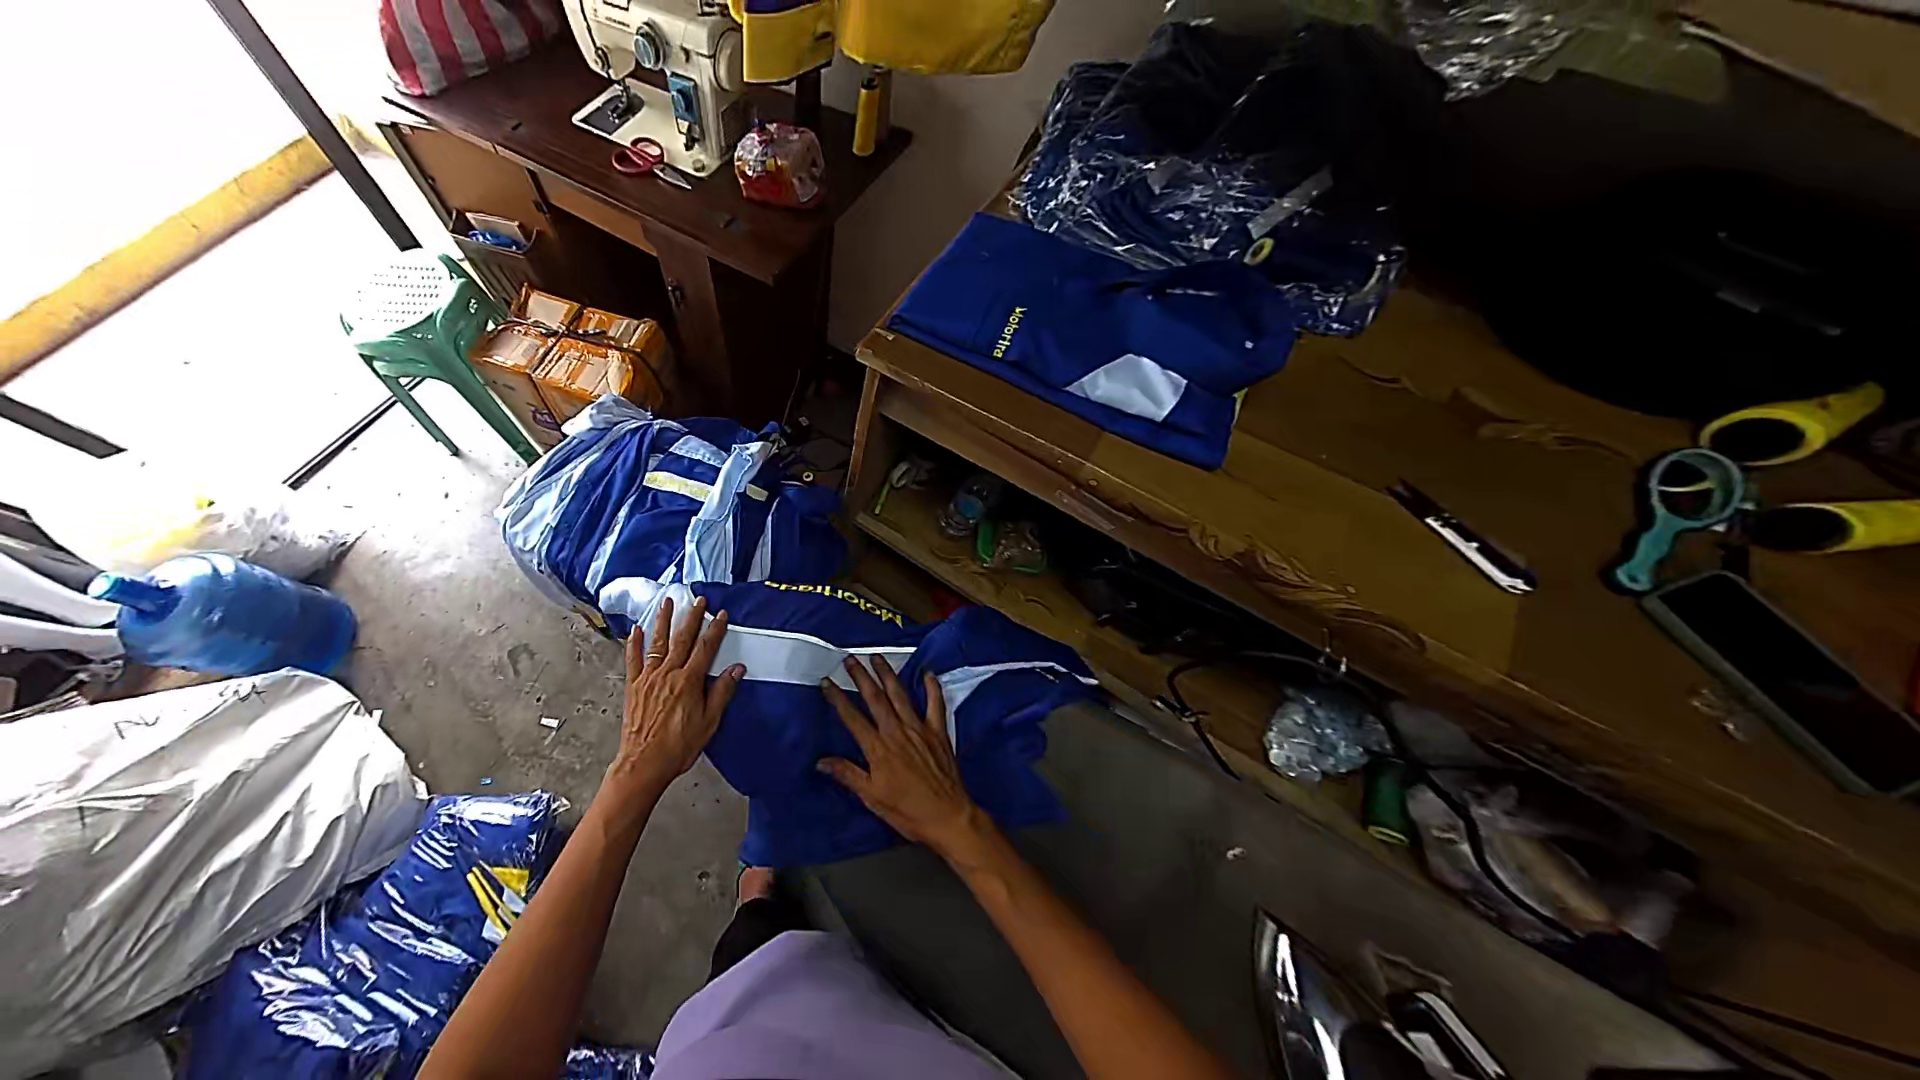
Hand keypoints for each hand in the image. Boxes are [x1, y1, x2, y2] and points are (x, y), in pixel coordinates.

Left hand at [607, 596, 744, 797]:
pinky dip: (635, 644)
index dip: (715, 629)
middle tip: (698, 600)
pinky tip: (637, 630)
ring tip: (668, 603)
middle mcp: (668, 674)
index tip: (721, 614)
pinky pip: (634, 660)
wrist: (644, 763)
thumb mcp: (709, 721)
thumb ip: (722, 691)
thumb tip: (736, 669)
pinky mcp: (634, 687)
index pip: (706, 647)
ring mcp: (648, 679)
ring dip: (663, 621)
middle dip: (692, 617)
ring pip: (658, 643)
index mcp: (689, 681)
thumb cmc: (679, 745)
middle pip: (682, 639)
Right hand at [818, 656, 992, 860]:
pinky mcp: (939, 732)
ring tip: (878, 658)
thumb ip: (848, 775)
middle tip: (850, 659)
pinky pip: (936, 704)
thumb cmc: (908, 811)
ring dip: (888, 675)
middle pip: (875, 699)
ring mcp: (920, 730)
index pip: (852, 718)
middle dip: (861, 677)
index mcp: (878, 750)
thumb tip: (821, 762)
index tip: (827, 682)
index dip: (838, 699)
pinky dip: (932, 687)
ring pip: (901, 696)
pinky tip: (927, 673)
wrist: (948, 816)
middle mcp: (897, 733)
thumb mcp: (872, 797)